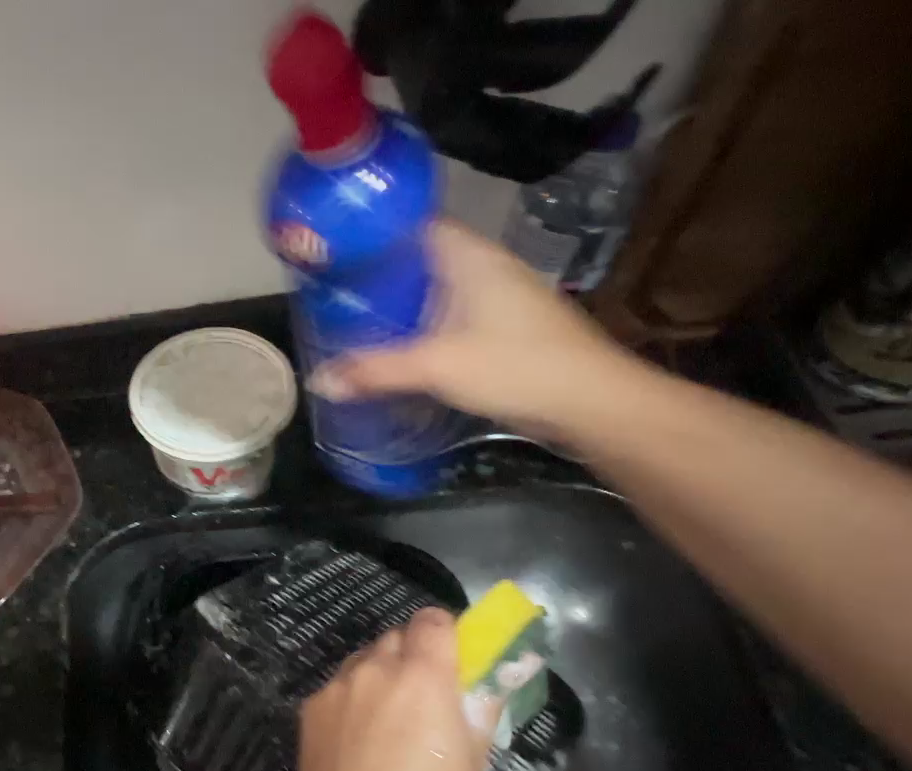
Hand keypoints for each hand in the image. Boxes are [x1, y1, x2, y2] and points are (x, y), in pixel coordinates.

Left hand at [288, 608, 491, 770]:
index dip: (446, 632)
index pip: (433, 619)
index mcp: (422, 674)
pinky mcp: (310, 706)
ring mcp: (337, 685)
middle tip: (427, 696)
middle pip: (397, 636)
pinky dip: (354, 698)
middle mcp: (375, 667)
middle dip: (415, 655)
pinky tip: (358, 738)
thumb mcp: (472, 757)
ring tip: (390, 720)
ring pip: (365, 659)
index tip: (456, 659)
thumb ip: (484, 703)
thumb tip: (506, 666)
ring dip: (381, 674)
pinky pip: (340, 686)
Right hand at [305, 219, 654, 442]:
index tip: (334, 251)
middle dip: (378, 277)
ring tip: (351, 323)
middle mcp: (486, 270)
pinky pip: (448, 320)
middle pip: (420, 262)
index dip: (374, 234)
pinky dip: (420, 330)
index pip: (415, 226)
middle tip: (330, 294)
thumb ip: (375, 371)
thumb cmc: (517, 367)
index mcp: (471, 258)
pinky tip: (395, 351)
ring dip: (399, 308)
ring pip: (435, 294)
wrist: (592, 403)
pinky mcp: (504, 331)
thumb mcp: (437, 366)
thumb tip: (318, 381)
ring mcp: (498, 301)